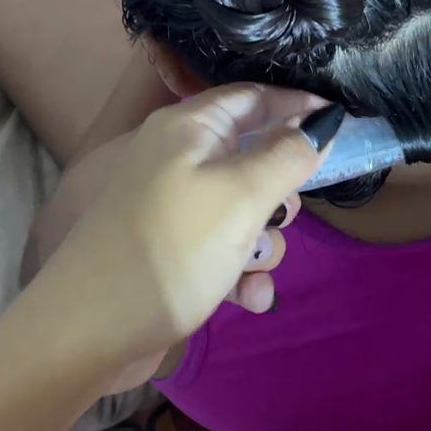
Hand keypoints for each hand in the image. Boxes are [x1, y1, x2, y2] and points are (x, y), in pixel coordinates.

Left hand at [17, 84, 330, 374]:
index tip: (343, 125)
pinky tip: (249, 299)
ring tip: (256, 271)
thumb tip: (320, 124)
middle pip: (250, 157)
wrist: (87, 334)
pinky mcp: (170, 252)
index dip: (298, 106)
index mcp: (187, 129)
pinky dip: (240, 271)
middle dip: (279, 192)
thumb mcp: (240, 198)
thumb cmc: (171, 251)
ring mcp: (171, 209)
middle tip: (282, 217)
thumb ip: (286, 156)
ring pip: (242, 210)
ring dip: (262, 243)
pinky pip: (221, 249)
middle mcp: (175, 160)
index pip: (253, 97)